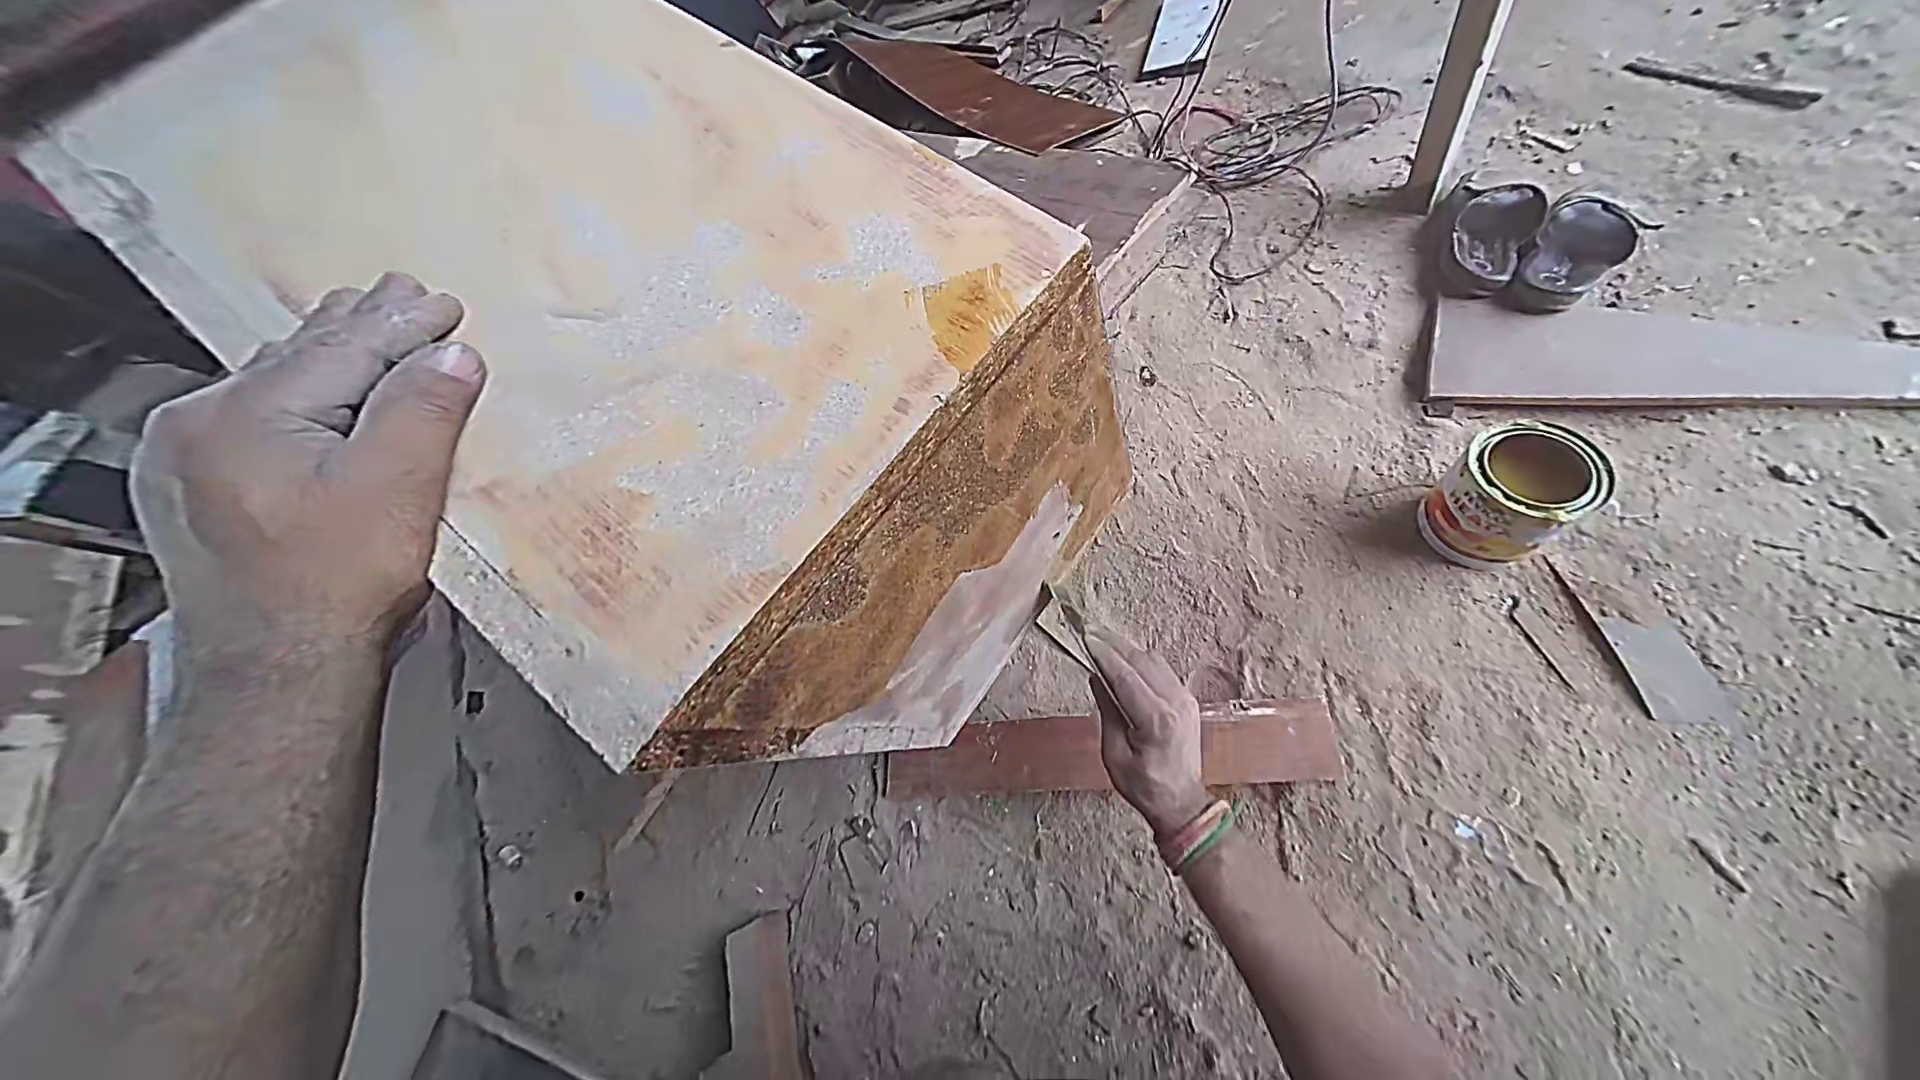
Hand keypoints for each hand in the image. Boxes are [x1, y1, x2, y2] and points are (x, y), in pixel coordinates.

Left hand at [131, 272, 485, 664]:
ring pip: (276, 382)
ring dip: (329, 351)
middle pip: (301, 356)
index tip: (444, 302)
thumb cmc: (342, 577)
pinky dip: (303, 389)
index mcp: (246, 415)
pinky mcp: (200, 486)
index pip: (344, 353)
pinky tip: (313, 383)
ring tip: (359, 318)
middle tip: (401, 289)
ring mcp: (190, 455)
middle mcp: (201, 422)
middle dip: (359, 322)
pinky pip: (260, 413)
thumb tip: (452, 352)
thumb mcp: (398, 489)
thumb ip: (422, 413)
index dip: (402, 325)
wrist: (278, 663)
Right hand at [1086, 628, 1211, 837]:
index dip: (1103, 653)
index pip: (1124, 675)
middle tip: (1090, 630)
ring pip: (1153, 660)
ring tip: (1103, 639)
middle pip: (1140, 661)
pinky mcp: (1187, 700)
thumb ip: (1107, 711)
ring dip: (1127, 648)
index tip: (1086, 637)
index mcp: (1156, 720)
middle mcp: (1175, 704)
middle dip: (1112, 643)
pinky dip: (1141, 659)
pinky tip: (1125, 656)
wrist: (1181, 801)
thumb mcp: (1114, 753)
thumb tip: (1097, 678)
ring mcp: (1185, 700)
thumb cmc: (1145, 785)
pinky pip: (1162, 669)